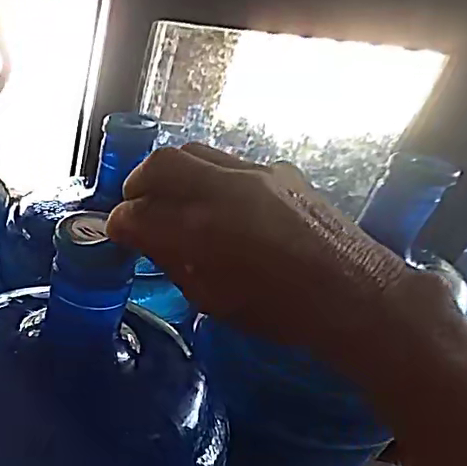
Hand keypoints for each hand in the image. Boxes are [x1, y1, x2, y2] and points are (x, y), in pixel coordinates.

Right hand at [107, 144, 427, 355]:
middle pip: (161, 164)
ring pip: (195, 153)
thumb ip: (173, 262)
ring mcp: (254, 174)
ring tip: (171, 200)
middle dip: (139, 184)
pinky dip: (208, 179)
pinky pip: (229, 163)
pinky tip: (216, 206)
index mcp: (200, 231)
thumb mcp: (213, 299)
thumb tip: (144, 239)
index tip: (116, 232)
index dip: (119, 222)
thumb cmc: (278, 312)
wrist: (350, 292)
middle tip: (135, 207)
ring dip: (173, 174)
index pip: (139, 213)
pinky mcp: (279, 171)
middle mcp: (222, 190)